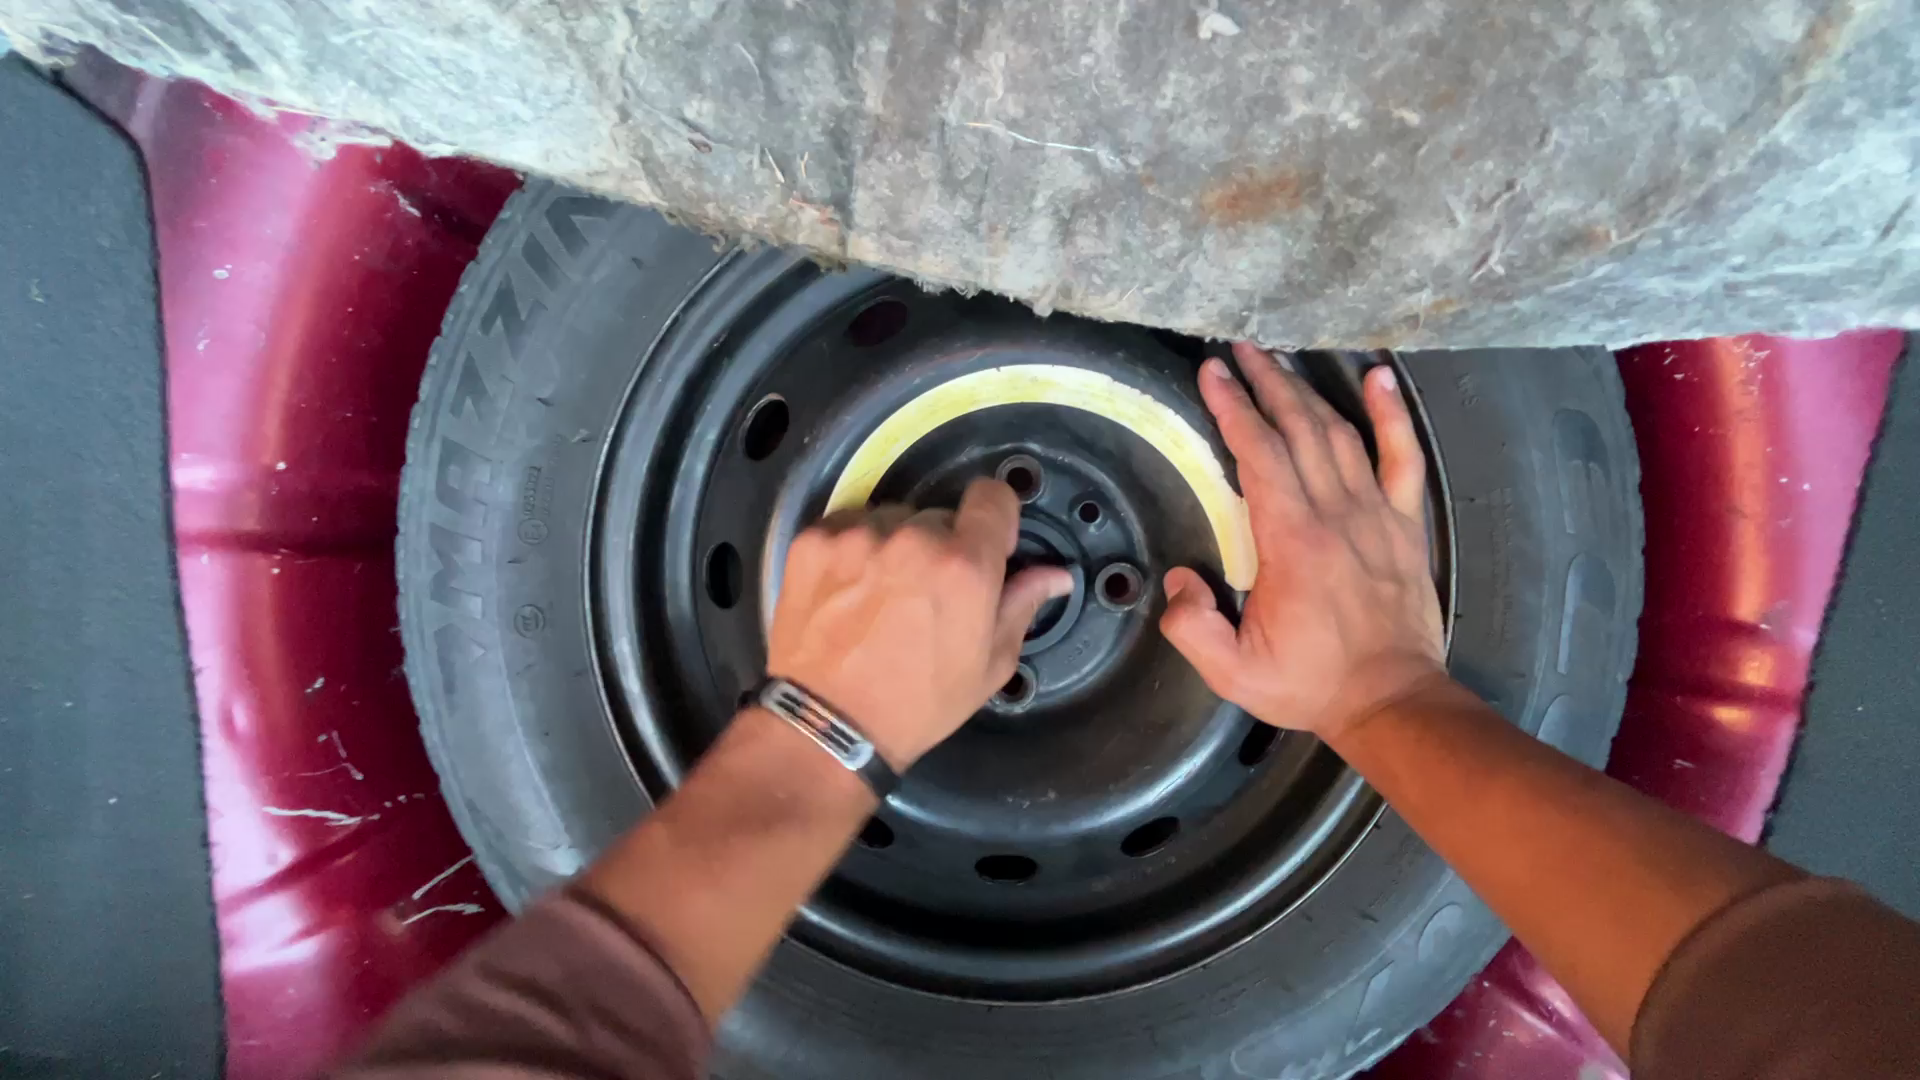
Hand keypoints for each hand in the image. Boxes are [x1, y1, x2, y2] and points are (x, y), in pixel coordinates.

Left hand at [767, 478, 1073, 768]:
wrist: (828, 725)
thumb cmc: (919, 703)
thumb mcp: (988, 666)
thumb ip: (1021, 605)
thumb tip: (1057, 574)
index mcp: (964, 565)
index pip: (993, 495)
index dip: (994, 517)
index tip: (985, 544)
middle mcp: (912, 538)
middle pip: (939, 516)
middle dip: (940, 546)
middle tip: (925, 592)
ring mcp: (857, 536)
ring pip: (891, 520)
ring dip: (894, 545)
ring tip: (880, 594)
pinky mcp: (813, 540)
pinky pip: (847, 526)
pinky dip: (852, 548)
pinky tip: (846, 590)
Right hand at [1160, 343, 1445, 739]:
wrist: (1391, 700)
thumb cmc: (1308, 683)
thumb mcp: (1232, 671)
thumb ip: (1192, 626)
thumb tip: (1179, 579)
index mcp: (1291, 541)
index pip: (1258, 455)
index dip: (1232, 408)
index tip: (1212, 373)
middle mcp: (1335, 514)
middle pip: (1297, 428)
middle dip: (1264, 382)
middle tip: (1239, 348)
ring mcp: (1376, 514)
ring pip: (1339, 433)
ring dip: (1305, 391)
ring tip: (1277, 360)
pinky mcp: (1404, 524)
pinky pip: (1401, 457)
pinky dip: (1390, 415)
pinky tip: (1377, 380)